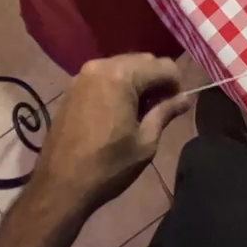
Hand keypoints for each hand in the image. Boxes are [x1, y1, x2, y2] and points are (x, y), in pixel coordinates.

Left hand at [34, 54, 191, 208]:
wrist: (59, 186)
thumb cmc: (108, 166)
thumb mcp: (145, 142)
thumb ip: (166, 112)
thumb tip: (187, 98)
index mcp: (122, 75)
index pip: (164, 66)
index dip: (176, 85)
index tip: (175, 107)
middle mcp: (102, 65)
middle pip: (143, 61)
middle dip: (156, 80)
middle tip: (160, 110)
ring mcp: (84, 74)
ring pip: (123, 66)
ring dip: (137, 82)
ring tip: (139, 112)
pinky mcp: (73, 86)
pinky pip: (105, 75)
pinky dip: (118, 85)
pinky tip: (118, 111)